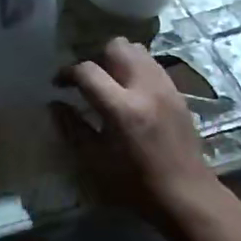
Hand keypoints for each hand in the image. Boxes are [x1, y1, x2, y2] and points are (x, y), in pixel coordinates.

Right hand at [51, 38, 222, 225]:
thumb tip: (54, 104)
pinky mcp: (178, 93)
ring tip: (109, 82)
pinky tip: (130, 92)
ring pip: (138, 50)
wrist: (186, 194)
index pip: (88, 71)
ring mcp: (165, 87)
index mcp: (122, 109)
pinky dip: (137, 69)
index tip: (59, 84)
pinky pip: (153, 65)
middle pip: (116, 46)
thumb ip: (72, 128)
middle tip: (88, 79)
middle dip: (96, 57)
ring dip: (118, 59)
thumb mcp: (94, 162)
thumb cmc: (134, 184)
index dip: (67, 73)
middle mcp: (145, 88)